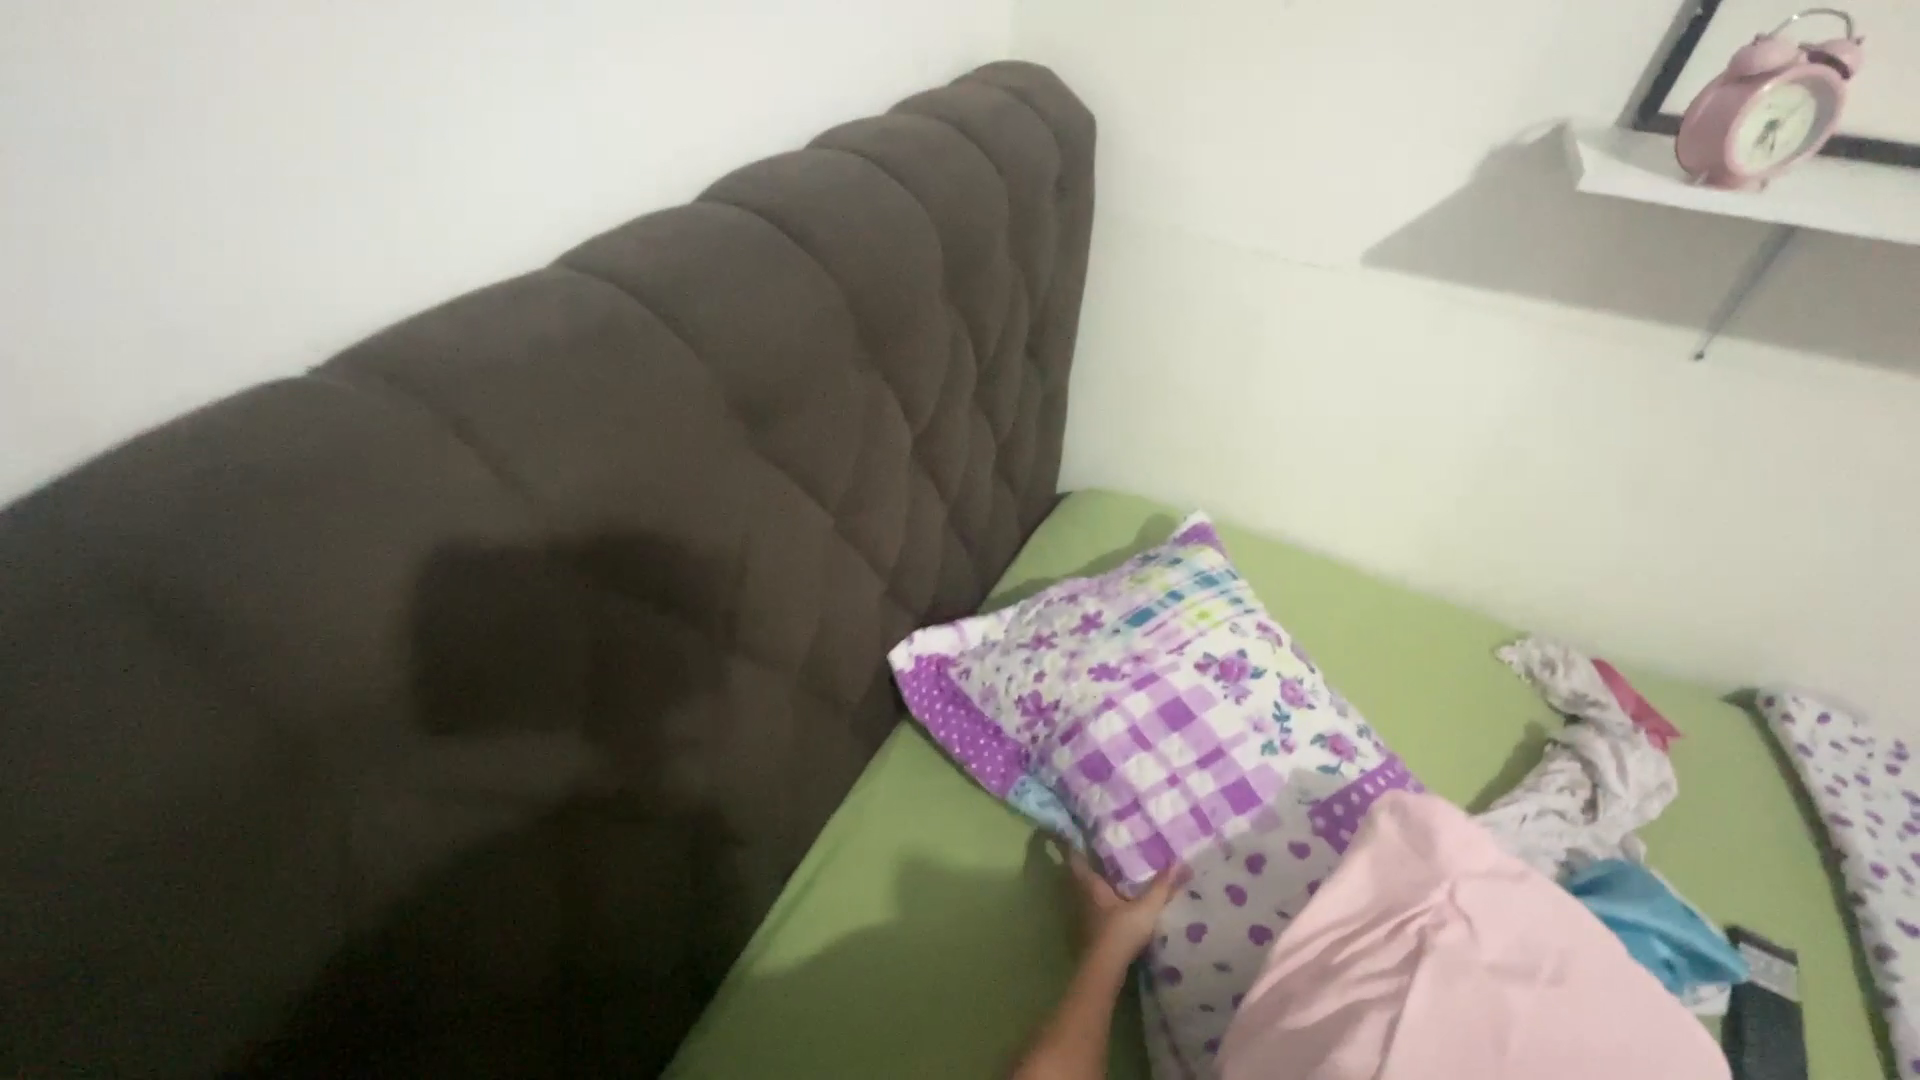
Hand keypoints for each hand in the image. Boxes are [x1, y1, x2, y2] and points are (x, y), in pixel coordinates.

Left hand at [1067, 848, 1184, 959]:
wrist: (1105, 970)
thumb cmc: (1121, 932)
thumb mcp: (1145, 909)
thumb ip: (1161, 888)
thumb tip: (1177, 863)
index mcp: (1092, 887)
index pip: (1077, 862)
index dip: (1077, 850)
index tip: (1083, 840)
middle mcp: (1083, 899)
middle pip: (1081, 879)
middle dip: (1090, 869)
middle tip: (1103, 858)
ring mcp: (1084, 918)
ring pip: (1086, 897)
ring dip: (1096, 890)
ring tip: (1112, 881)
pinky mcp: (1090, 934)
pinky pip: (1093, 913)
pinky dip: (1102, 908)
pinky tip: (1115, 910)